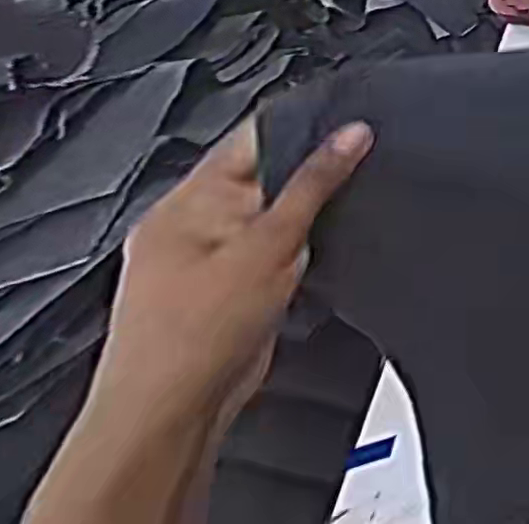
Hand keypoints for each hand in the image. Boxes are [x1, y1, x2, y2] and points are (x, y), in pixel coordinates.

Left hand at [92, 117, 370, 421]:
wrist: (175, 408)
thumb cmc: (196, 331)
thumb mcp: (271, 241)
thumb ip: (317, 181)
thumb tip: (353, 132)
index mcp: (186, 201)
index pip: (253, 137)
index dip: (305, 122)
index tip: (351, 119)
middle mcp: (192, 222)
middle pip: (269, 171)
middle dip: (313, 172)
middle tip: (351, 175)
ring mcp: (211, 252)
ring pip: (277, 208)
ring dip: (308, 212)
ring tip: (324, 224)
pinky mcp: (233, 279)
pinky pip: (277, 240)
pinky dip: (302, 240)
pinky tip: (317, 250)